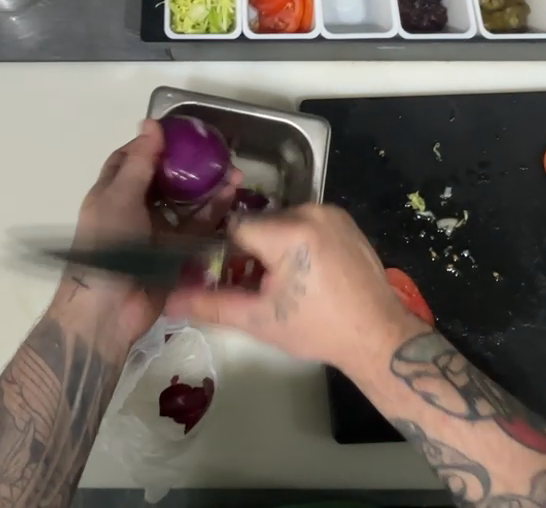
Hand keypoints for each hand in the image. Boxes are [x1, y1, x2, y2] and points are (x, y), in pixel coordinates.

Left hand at [51, 120, 239, 352]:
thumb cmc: (107, 243)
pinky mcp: (176, 252)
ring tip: (233, 168)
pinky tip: (233, 193)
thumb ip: (140, 161)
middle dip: (187, 164)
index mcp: (112, 192)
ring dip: (206, 185)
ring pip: (185, 202)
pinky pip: (197, 226)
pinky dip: (215, 210)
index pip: (130, 159)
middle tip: (214, 150)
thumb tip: (151, 122)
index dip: (151, 144)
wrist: (109, 309)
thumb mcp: (121, 196)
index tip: (178, 132)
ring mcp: (156, 231)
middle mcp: (134, 208)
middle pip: (163, 179)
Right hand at [165, 203, 422, 373]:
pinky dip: (299, 240)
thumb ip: (211, 304)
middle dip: (254, 251)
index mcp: (288, 232)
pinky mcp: (344, 218)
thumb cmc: (317, 329)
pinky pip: (306, 221)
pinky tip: (308, 272)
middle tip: (261, 286)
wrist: (377, 335)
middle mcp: (309, 211)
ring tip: (287, 281)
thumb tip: (168, 300)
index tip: (231, 276)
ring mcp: (330, 212)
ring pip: (282, 221)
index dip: (228, 253)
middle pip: (260, 223)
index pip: (236, 227)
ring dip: (276, 245)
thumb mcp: (259, 320)